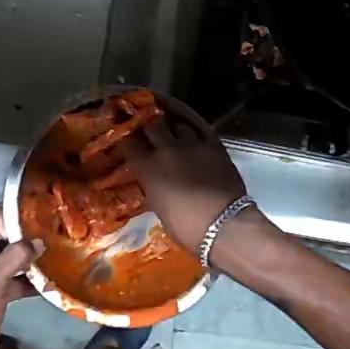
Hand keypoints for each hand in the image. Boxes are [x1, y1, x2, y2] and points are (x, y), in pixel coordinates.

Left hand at [0, 206, 40, 348]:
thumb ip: (15, 257)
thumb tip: (39, 241)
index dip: (13, 215)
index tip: (40, 214)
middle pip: (2, 237)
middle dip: (25, 234)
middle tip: (52, 228)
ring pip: (10, 258)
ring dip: (29, 256)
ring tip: (55, 249)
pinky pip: (15, 278)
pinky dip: (29, 278)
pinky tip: (49, 279)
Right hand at [120, 116, 248, 252]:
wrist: (223, 224)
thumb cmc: (186, 227)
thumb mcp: (159, 206)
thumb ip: (153, 185)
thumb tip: (152, 178)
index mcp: (148, 169)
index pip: (129, 144)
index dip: (126, 137)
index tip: (125, 135)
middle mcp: (166, 150)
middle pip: (151, 125)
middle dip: (146, 124)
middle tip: (144, 124)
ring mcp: (191, 144)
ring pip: (176, 123)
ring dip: (170, 124)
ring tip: (168, 125)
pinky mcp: (213, 144)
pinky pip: (200, 125)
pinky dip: (191, 121)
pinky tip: (186, 121)